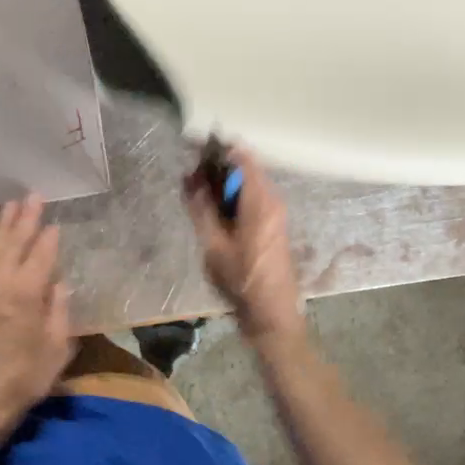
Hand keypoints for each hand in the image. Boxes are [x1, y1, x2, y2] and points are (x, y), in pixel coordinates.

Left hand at [0, 195, 74, 432]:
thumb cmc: (26, 379)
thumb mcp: (57, 349)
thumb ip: (59, 312)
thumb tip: (61, 284)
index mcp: (29, 294)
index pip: (43, 256)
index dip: (50, 239)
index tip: (56, 223)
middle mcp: (4, 284)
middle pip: (17, 243)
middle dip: (27, 218)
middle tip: (34, 196)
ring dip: (2, 225)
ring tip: (10, 204)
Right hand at [185, 146, 303, 341]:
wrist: (273, 315)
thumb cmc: (242, 281)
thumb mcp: (213, 246)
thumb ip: (200, 208)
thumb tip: (189, 178)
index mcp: (260, 200)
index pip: (240, 156)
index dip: (216, 148)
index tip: (192, 150)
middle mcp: (272, 199)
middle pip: (243, 167)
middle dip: (215, 166)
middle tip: (189, 178)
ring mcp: (276, 212)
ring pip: (246, 182)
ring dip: (222, 182)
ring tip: (195, 194)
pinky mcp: (274, 224)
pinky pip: (251, 197)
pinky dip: (232, 195)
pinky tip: (213, 211)